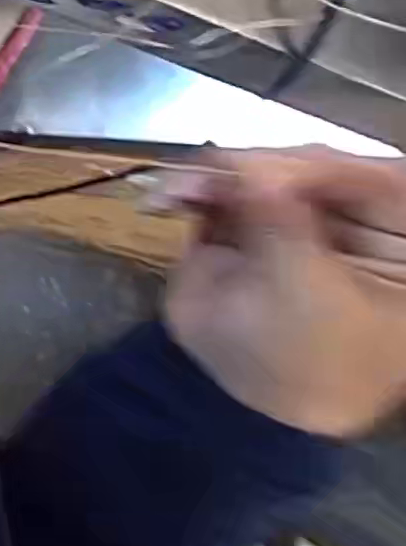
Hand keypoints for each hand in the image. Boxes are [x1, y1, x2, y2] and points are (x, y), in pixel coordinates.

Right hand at [164, 148, 405, 436]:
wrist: (240, 380)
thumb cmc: (306, 350)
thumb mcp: (304, 289)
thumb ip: (283, 225)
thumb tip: (251, 166)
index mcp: (400, 246)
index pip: (380, 182)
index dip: (328, 166)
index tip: (268, 169)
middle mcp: (354, 225)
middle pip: (312, 167)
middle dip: (256, 166)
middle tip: (211, 176)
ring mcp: (291, 221)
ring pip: (255, 170)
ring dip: (208, 174)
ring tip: (174, 192)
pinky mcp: (236, 222)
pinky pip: (212, 187)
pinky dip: (184, 186)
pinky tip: (162, 200)